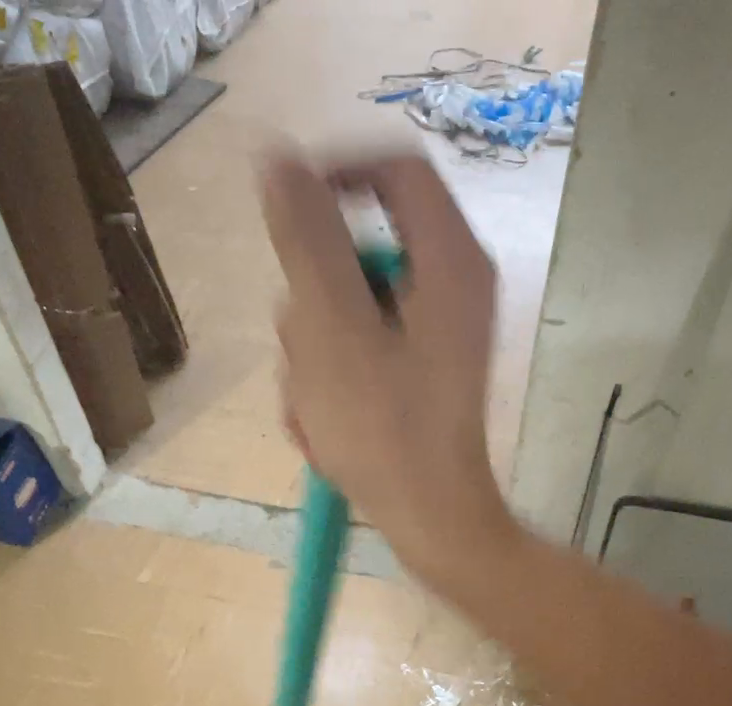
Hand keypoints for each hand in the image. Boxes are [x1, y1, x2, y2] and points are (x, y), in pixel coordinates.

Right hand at [260, 151, 515, 580]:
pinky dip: (334, 378)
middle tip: (303, 352)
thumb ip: (307, 239)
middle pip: (361, 247)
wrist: (430, 518)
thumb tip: (279, 160)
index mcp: (449, 258)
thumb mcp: (333, 328)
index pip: (394, 168)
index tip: (283, 215)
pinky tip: (328, 425)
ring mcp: (437, 329)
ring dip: (314, 351)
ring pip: (350, 304)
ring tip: (314, 408)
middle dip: (312, 299)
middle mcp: (452, 283)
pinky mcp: (421, 367)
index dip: (334, 176)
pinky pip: (360, 346)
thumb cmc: (384, 429)